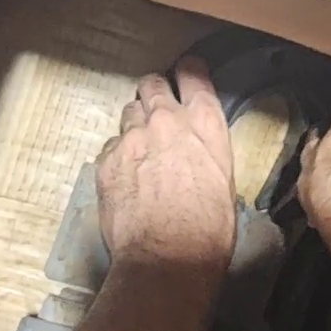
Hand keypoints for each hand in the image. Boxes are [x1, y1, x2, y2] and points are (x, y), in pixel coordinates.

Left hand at [97, 57, 236, 272]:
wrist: (166, 258)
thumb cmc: (209, 229)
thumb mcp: (224, 181)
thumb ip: (207, 150)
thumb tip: (197, 151)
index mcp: (204, 124)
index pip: (193, 73)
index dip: (188, 71)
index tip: (185, 75)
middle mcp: (166, 121)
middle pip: (152, 83)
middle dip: (154, 93)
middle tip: (156, 112)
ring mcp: (132, 138)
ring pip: (128, 113)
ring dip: (135, 126)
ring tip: (142, 153)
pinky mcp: (106, 160)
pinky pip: (111, 146)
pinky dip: (118, 156)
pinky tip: (127, 180)